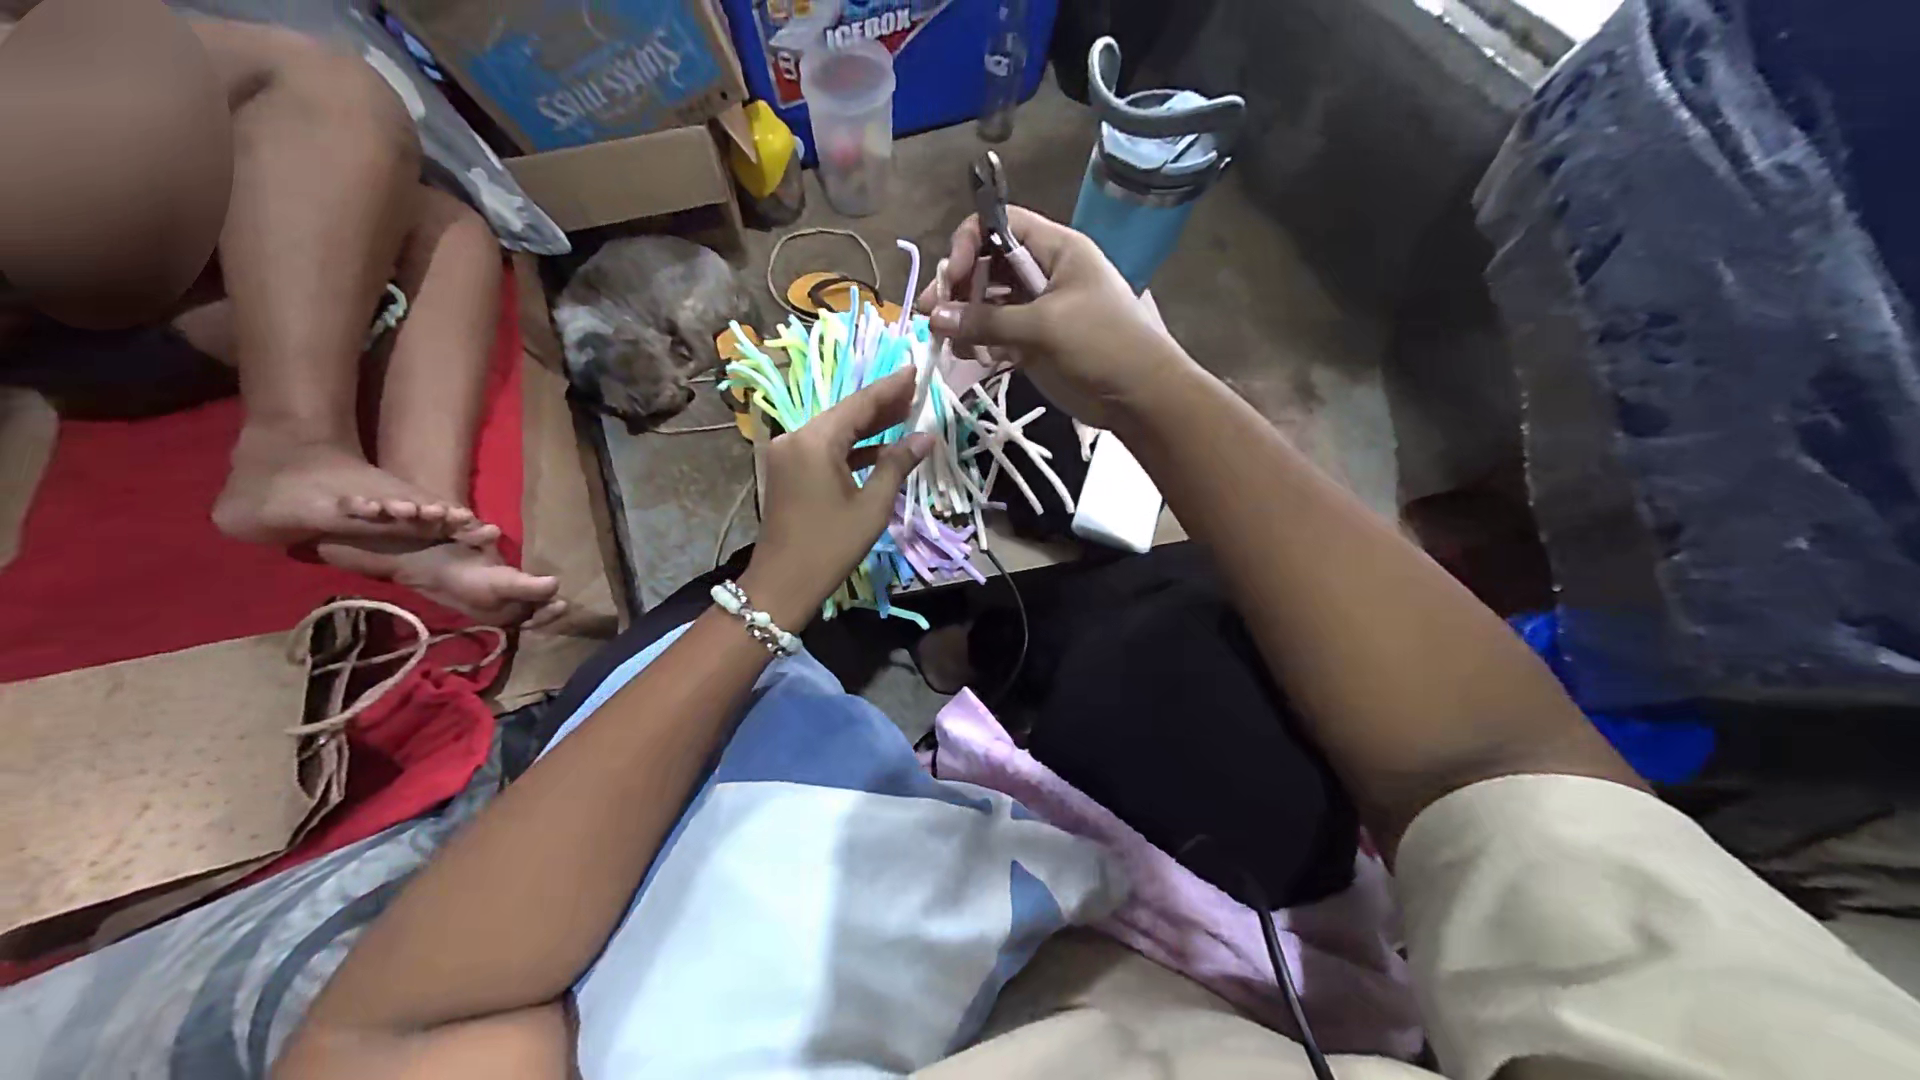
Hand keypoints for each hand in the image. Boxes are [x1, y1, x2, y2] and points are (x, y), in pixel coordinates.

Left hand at [739, 370, 932, 630]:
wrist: (783, 582)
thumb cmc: (831, 545)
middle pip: (845, 413)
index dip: (890, 388)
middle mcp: (796, 438)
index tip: (914, 370)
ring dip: (867, 427)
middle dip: (880, 405)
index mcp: (815, 441)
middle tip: (915, 392)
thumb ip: (897, 465)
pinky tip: (878, 448)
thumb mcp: (872, 506)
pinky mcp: (786, 470)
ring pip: (834, 430)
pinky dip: (850, 447)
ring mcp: (787, 454)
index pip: (859, 404)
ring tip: (904, 415)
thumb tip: (925, 438)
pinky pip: (823, 448)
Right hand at [918, 205, 1200, 430]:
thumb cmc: (1102, 345)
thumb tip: (936, 317)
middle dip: (958, 287)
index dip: (970, 243)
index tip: (952, 276)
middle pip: (987, 264)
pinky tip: (971, 355)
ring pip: (987, 303)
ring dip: (964, 319)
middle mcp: (1042, 273)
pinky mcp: (1032, 342)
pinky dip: (978, 342)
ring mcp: (1036, 309)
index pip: (1000, 224)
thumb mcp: (1045, 326)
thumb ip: (988, 320)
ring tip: (949, 342)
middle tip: (933, 315)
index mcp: (1056, 249)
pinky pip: (994, 334)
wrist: (1138, 396)